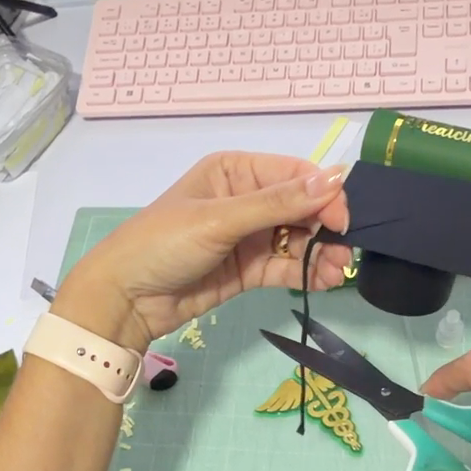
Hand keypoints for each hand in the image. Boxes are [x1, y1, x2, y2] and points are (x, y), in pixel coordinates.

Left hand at [53, 152, 351, 350]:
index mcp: (236, 171)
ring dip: (320, 254)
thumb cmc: (164, 244)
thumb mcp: (220, 220)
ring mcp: (248, 236)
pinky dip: (305, 273)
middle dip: (325, 229)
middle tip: (344, 254)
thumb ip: (277, 203)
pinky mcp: (248, 269)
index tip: (342, 221)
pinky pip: (285, 266)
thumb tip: (334, 178)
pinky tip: (324, 281)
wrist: (127, 298)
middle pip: (301, 207)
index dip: (323, 194)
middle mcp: (245, 199)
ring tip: (336, 273)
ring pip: (297, 239)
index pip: (294, 174)